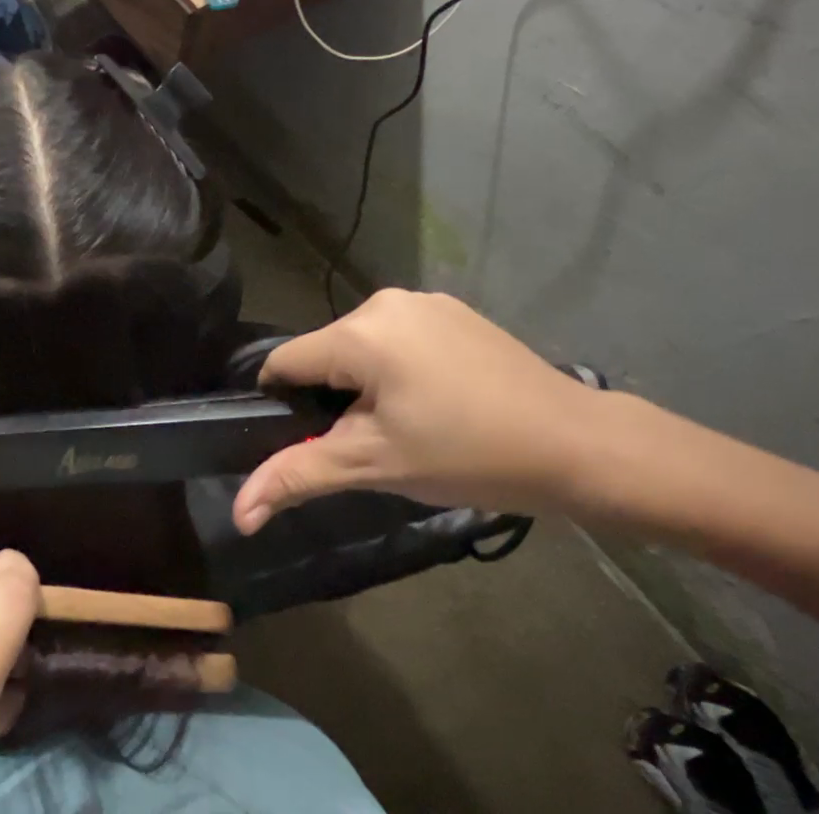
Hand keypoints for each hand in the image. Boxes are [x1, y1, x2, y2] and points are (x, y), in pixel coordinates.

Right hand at [234, 289, 611, 533]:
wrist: (580, 447)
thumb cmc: (469, 455)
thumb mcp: (374, 466)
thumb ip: (297, 476)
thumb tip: (238, 515)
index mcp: (360, 332)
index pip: (284, 364)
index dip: (282, 406)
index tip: (309, 442)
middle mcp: (385, 302)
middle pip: (323, 356)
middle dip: (330, 398)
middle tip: (369, 443)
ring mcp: (424, 302)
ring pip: (359, 349)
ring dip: (363, 386)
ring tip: (403, 427)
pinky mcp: (454, 312)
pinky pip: (396, 340)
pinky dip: (396, 371)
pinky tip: (432, 404)